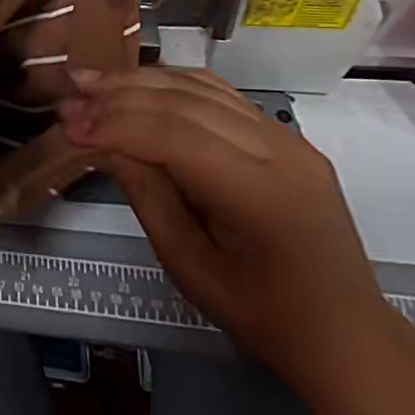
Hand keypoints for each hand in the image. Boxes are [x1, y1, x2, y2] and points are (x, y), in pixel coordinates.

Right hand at [57, 69, 389, 374]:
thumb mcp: (190, 265)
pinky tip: (141, 85)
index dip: (116, 124)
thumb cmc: (262, 312)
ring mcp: (286, 135)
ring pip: (202, 87)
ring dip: (142, 81)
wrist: (345, 332)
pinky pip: (221, 95)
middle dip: (121, 95)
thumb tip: (102, 143)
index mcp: (259, 192)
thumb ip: (146, 195)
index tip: (69, 125)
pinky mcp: (285, 133)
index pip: (175, 135)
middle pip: (186, 101)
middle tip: (72, 94)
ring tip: (94, 81)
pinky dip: (174, 85)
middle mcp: (279, 148)